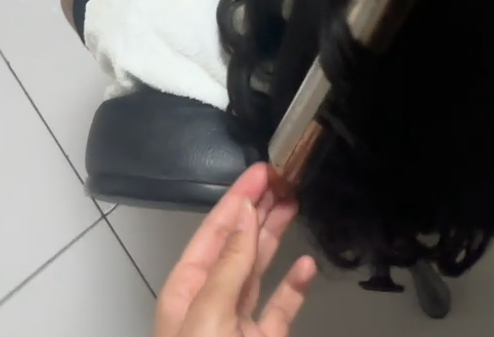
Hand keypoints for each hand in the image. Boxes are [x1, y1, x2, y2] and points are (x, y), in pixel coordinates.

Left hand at [154, 164, 317, 336]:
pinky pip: (280, 308)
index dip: (238, 197)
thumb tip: (245, 210)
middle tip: (283, 178)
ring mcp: (237, 322)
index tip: (263, 171)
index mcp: (186, 288)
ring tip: (293, 202)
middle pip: (238, 243)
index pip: (214, 230)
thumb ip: (231, 262)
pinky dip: (294, 286)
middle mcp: (211, 299)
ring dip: (274, 235)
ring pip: (258, 269)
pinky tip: (307, 264)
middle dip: (258, 208)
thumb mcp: (209, 313)